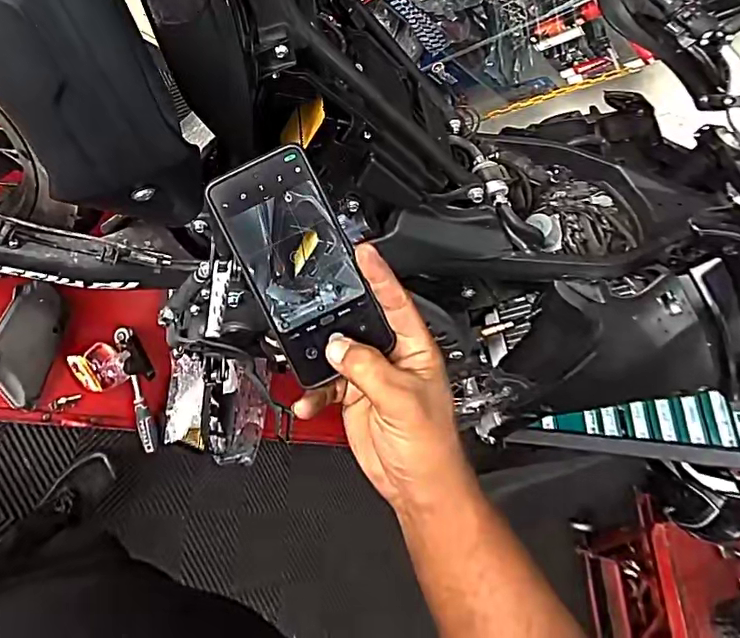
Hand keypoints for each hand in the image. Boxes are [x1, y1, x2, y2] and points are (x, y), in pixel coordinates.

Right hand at [293, 244, 473, 514]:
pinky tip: (308, 400)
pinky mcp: (353, 396)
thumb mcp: (402, 401)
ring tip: (310, 365)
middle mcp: (391, 356)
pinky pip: (325, 382)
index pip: (396, 301)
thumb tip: (339, 346)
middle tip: (318, 305)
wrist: (417, 489)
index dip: (380, 275)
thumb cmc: (431, 448)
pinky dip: (313, 390)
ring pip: (336, 351)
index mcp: (414, 349)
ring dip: (319, 359)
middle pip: (359, 322)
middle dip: (337, 317)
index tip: (364, 251)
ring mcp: (370, 375)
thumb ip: (368, 369)